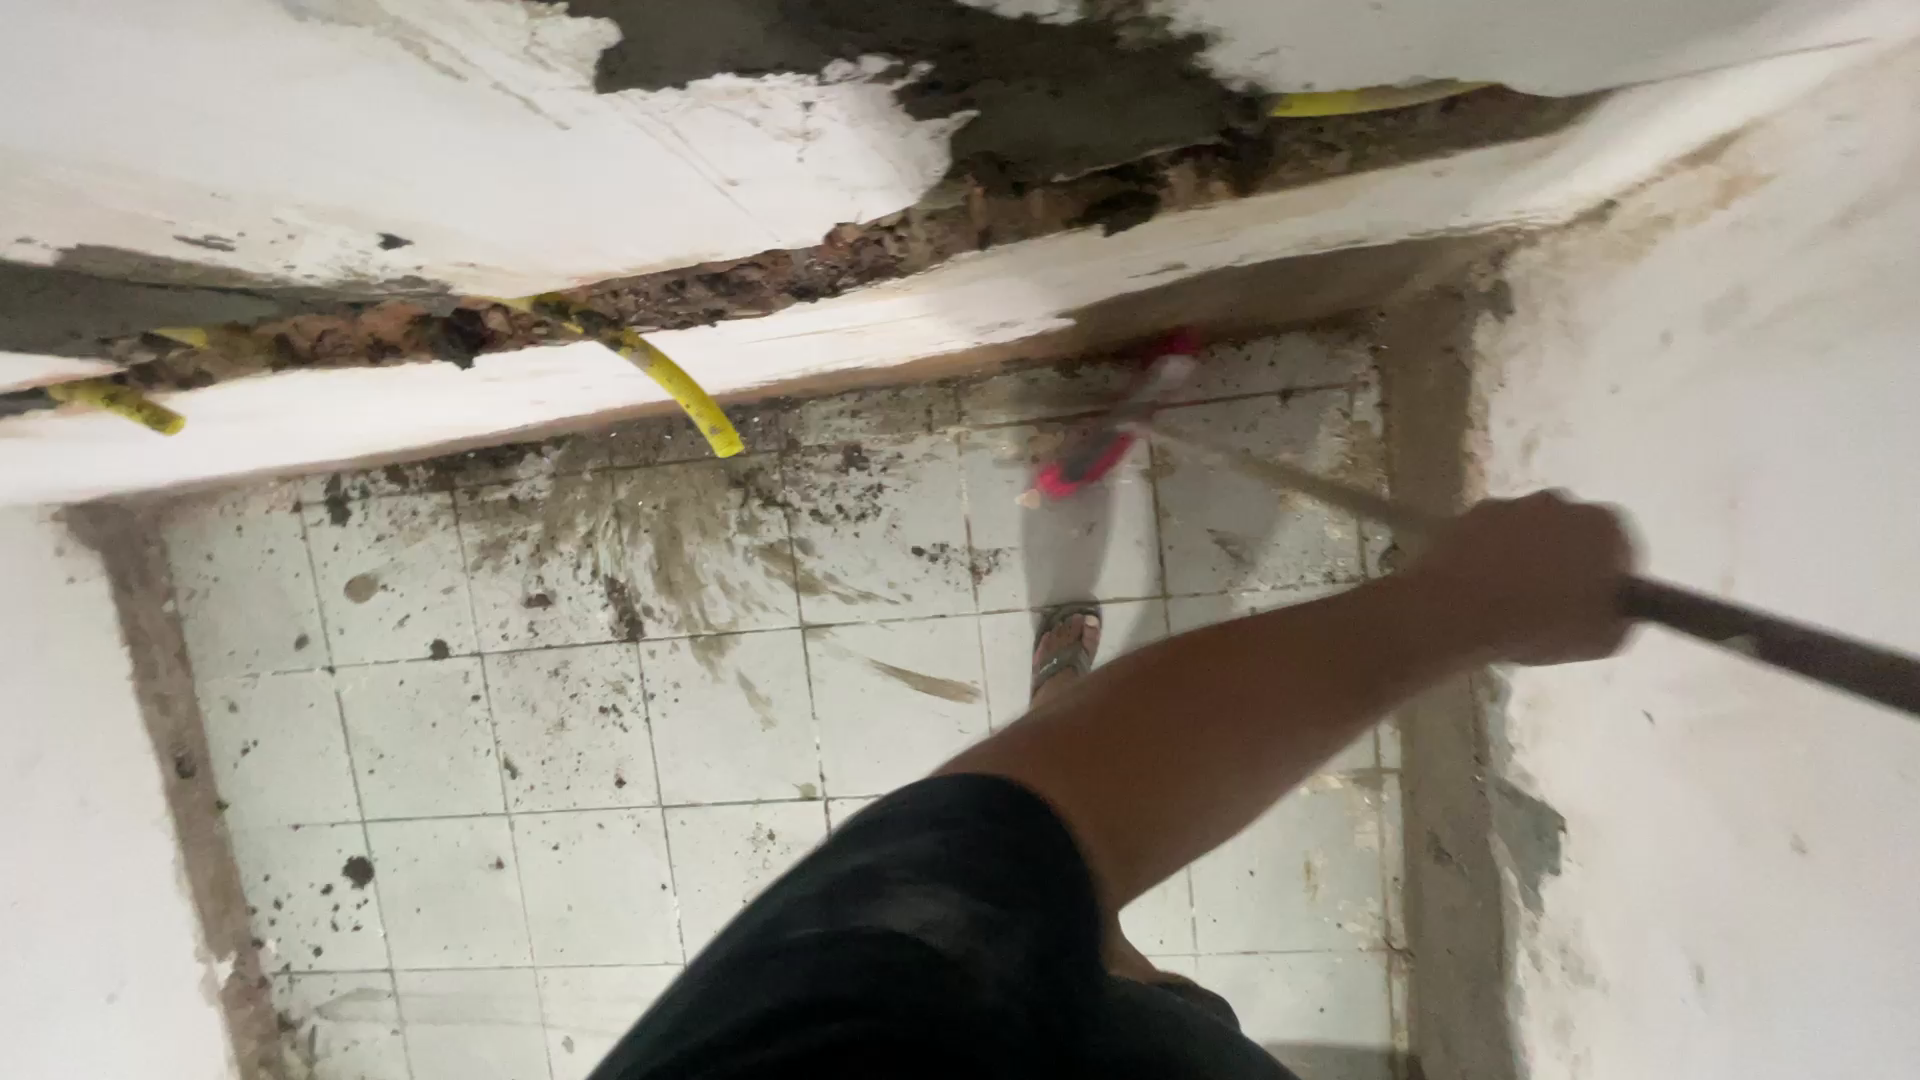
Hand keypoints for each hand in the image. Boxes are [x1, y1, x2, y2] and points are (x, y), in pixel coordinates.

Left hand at [1404, 490, 1636, 665]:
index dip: (1604, 576)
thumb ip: (1618, 613)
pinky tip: (1474, 582)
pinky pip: (1481, 536)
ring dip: (1518, 553)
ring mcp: (1503, 506)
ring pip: (1521, 531)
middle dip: (1561, 558)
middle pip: (1567, 532)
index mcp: (1604, 525)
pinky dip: (1480, 553)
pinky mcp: (1460, 517)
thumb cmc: (1539, 625)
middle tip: (1547, 597)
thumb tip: (1613, 609)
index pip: (1617, 548)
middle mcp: (1556, 503)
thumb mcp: (1604, 638)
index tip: (1589, 600)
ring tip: (1504, 593)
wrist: (1455, 612)